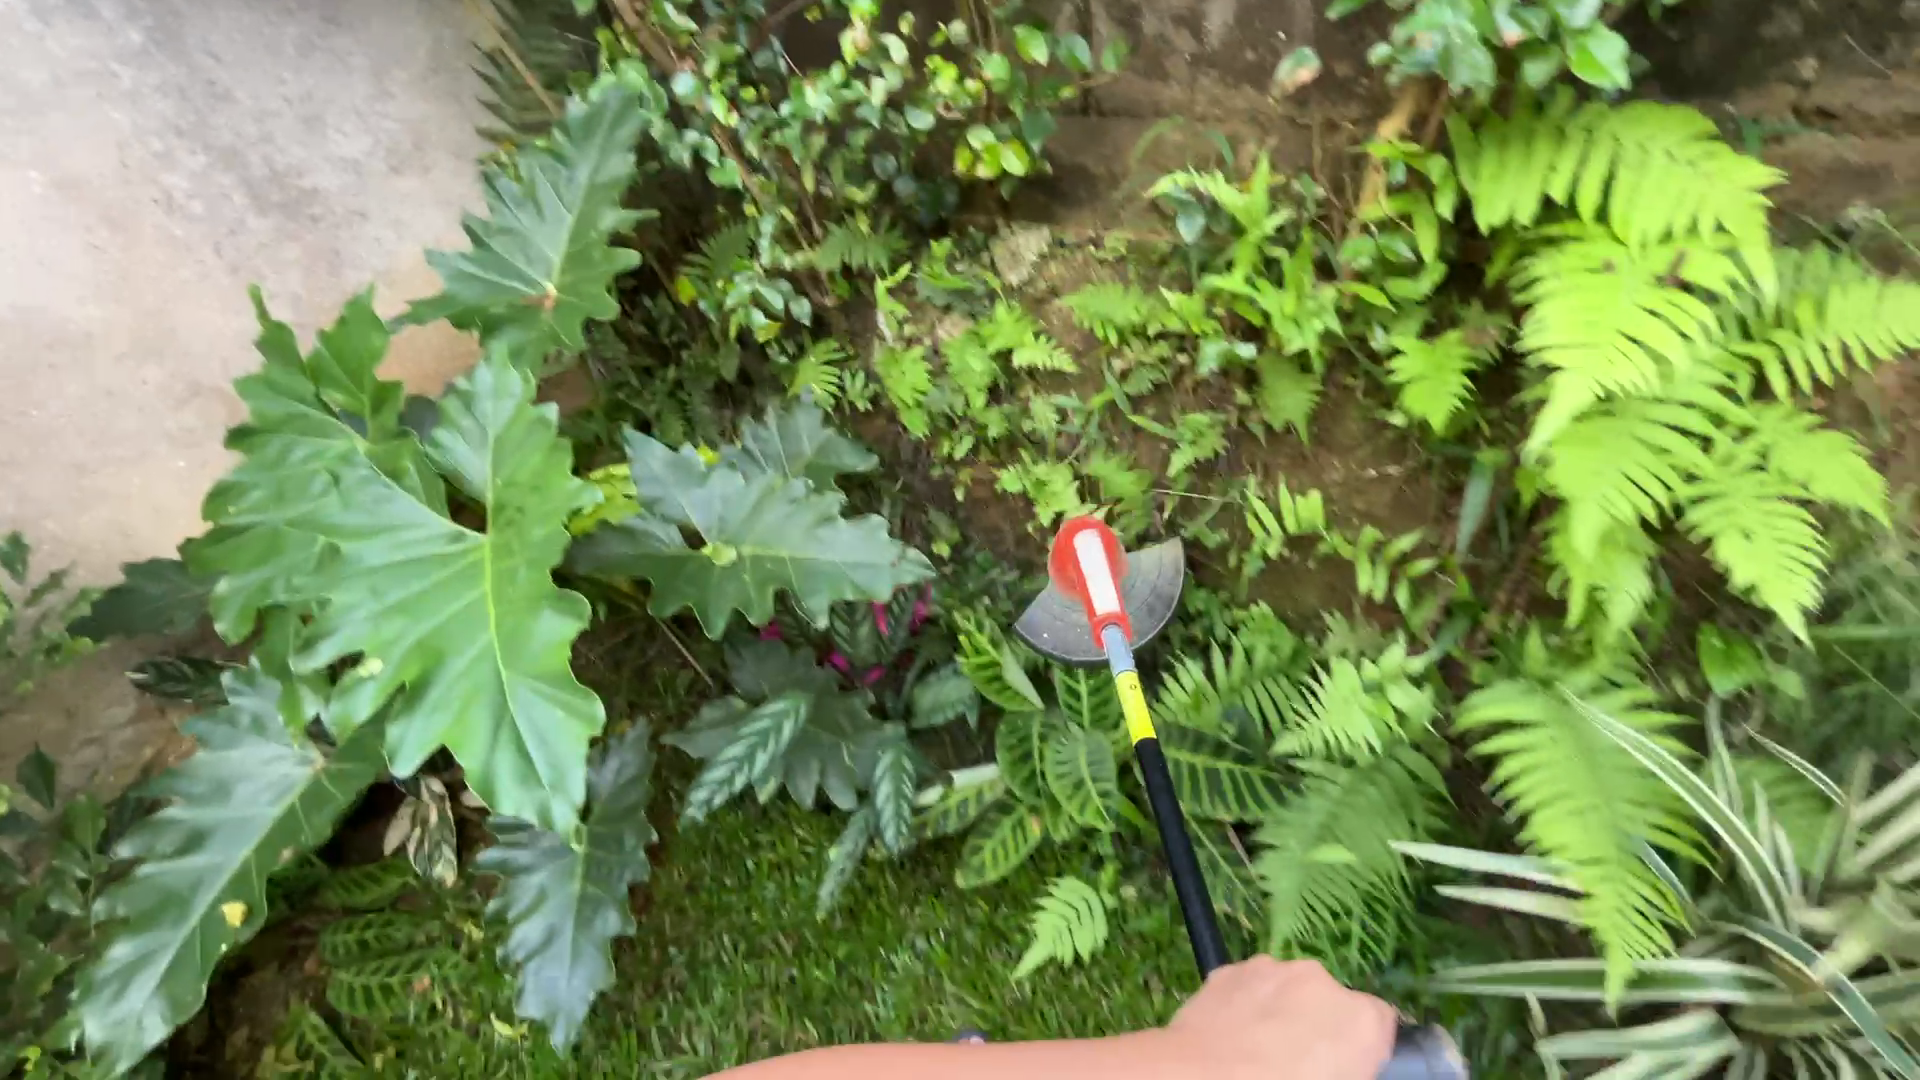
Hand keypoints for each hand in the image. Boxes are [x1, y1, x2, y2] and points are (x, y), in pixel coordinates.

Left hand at [1159, 956, 1398, 1079]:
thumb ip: (1347, 1068)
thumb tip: (1333, 1064)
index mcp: (1360, 1020)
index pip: (1383, 1023)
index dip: (1368, 1049)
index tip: (1349, 1070)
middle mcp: (1317, 979)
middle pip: (1330, 1003)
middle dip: (1321, 1029)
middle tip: (1301, 1068)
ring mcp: (1269, 967)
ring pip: (1287, 991)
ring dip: (1282, 1014)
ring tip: (1260, 1055)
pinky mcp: (1228, 968)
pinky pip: (1250, 987)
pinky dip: (1248, 1006)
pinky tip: (1232, 1038)